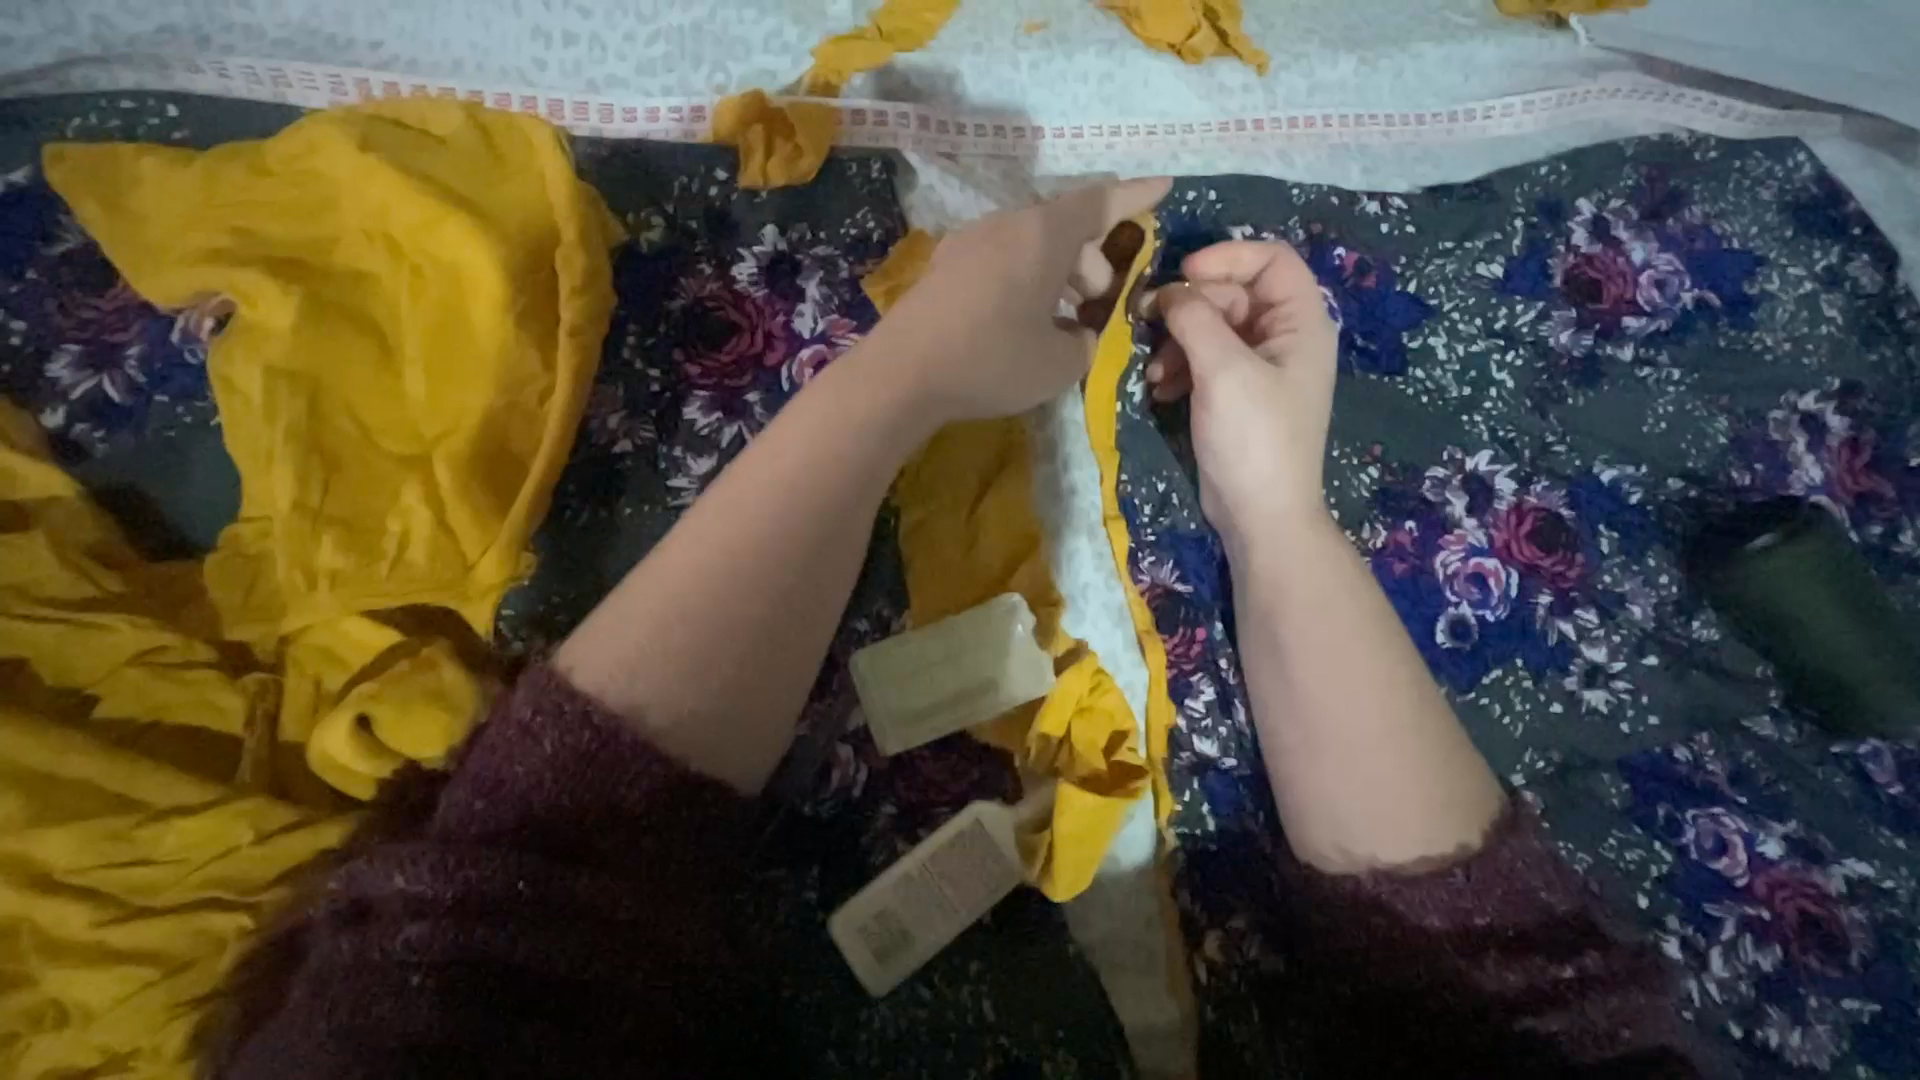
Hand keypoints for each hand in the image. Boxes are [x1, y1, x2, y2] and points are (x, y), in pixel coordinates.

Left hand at [877, 177, 1171, 424]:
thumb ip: (1085, 343)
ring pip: (1029, 245)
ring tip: (1064, 318)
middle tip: (1098, 301)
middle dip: (1090, 258)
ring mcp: (968, 244)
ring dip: (1056, 273)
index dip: (1134, 197)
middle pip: (1062, 226)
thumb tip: (1080, 335)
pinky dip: (1025, 281)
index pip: (1099, 203)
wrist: (901, 377)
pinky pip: (1001, 261)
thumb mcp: (1059, 363)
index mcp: (1042, 234)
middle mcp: (1005, 225)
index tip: (1164, 186)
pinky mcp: (944, 269)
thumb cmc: (991, 362)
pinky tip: (1022, 323)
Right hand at [1145, 241, 1338, 543]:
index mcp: (1301, 322)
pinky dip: (1179, 368)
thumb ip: (1195, 319)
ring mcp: (1258, 368)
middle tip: (1146, 321)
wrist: (1260, 514)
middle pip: (1232, 294)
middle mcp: (1283, 338)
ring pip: (1211, 328)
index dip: (1226, 257)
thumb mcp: (1223, 370)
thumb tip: (1167, 292)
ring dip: (1177, 341)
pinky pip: (1203, 361)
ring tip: (1154, 371)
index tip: (1181, 274)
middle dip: (1189, 307)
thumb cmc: (1253, 438)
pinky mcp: (1233, 395)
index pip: (1270, 260)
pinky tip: (1159, 389)